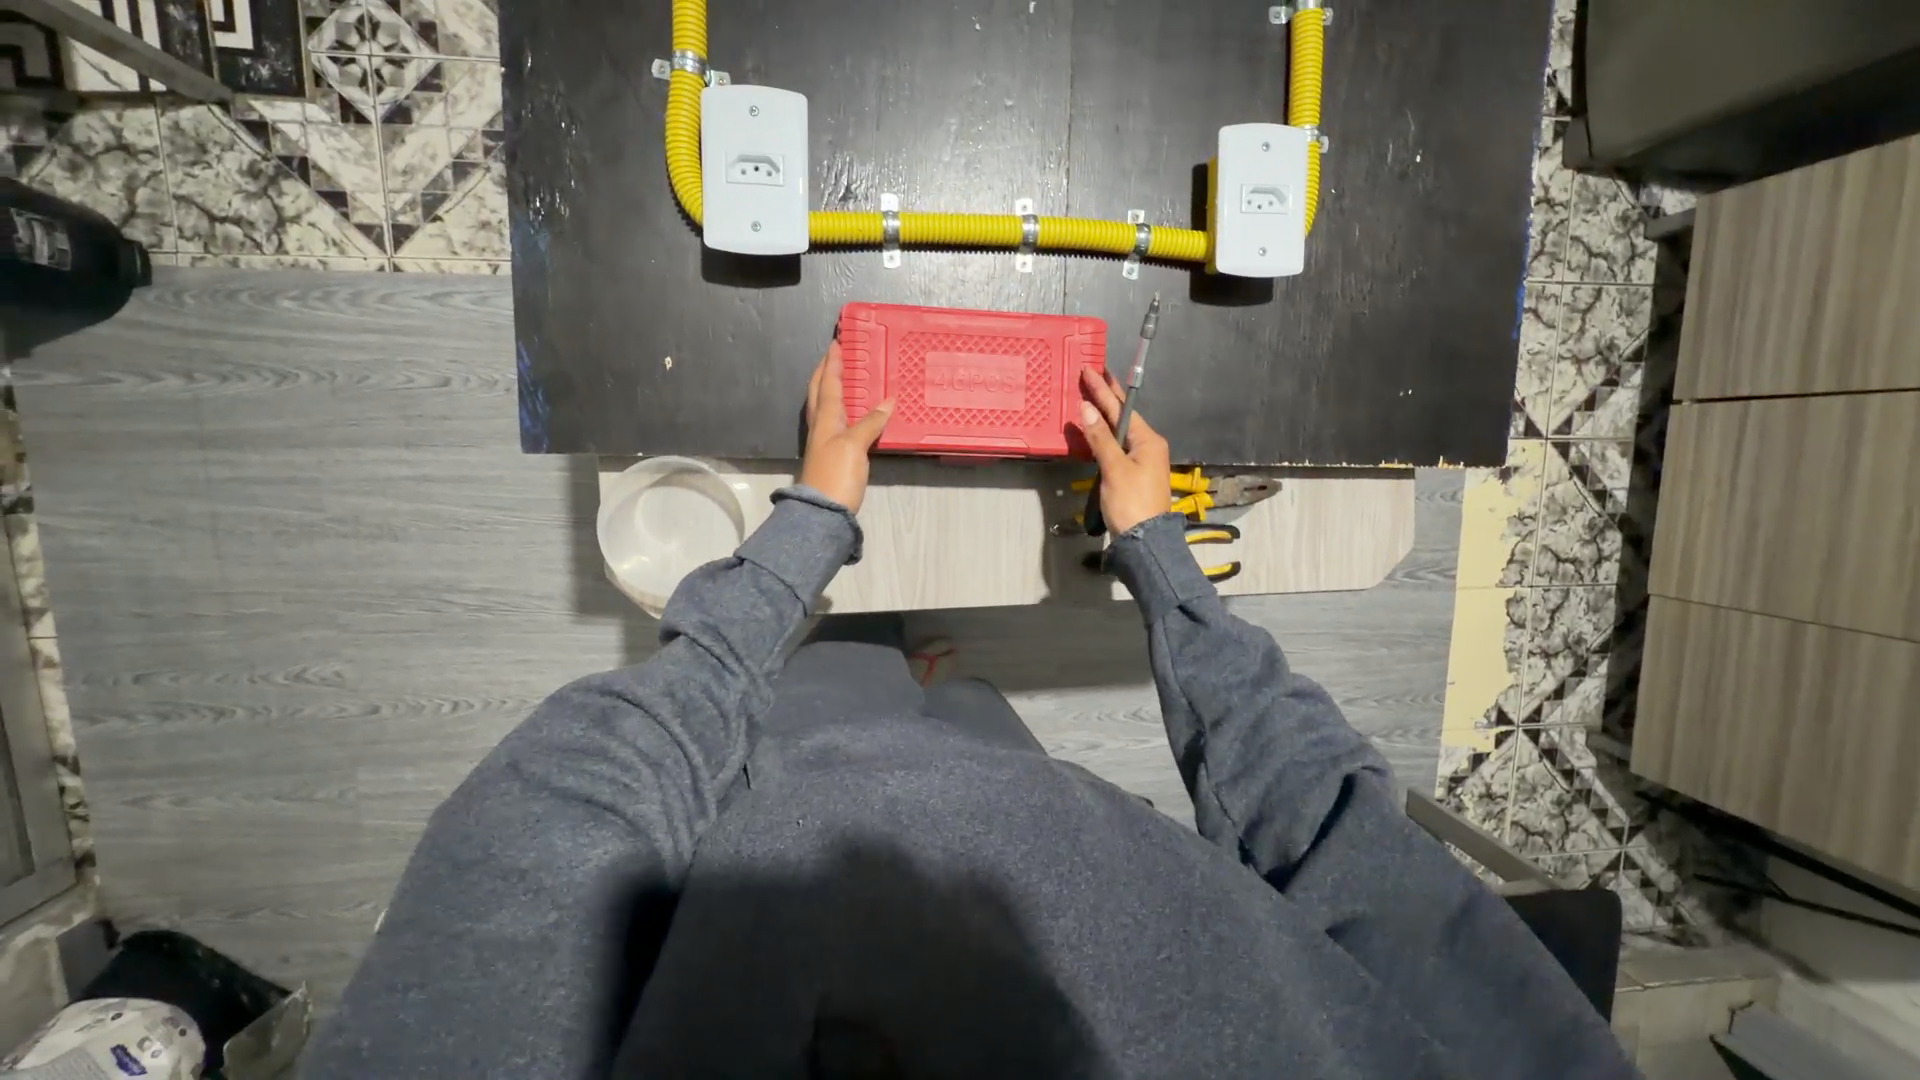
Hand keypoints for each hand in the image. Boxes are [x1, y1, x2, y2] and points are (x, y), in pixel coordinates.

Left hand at [800, 342, 893, 512]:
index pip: (828, 384)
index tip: (836, 343)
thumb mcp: (855, 446)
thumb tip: (888, 402)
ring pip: (825, 409)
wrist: (823, 513)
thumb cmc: (836, 475)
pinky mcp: (832, 457)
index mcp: (825, 419)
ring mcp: (824, 443)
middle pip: (819, 394)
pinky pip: (836, 425)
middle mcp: (821, 427)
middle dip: (826, 373)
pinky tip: (852, 415)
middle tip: (835, 357)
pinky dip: (843, 412)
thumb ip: (870, 423)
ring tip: (844, 379)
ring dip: (832, 390)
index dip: (832, 364)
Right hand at [1076, 367, 1170, 534]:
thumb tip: (1087, 408)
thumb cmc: (1131, 502)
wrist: (1144, 540)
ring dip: (1104, 416)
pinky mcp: (1133, 474)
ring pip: (1119, 431)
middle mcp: (1148, 446)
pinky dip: (1104, 435)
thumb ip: (1100, 438)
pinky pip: (1117, 446)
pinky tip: (1095, 431)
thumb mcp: (1114, 468)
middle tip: (1092, 375)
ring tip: (1090, 398)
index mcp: (1147, 440)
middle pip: (1123, 417)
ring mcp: (1142, 461)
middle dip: (1106, 397)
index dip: (1103, 390)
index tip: (1090, 370)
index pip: (1121, 408)